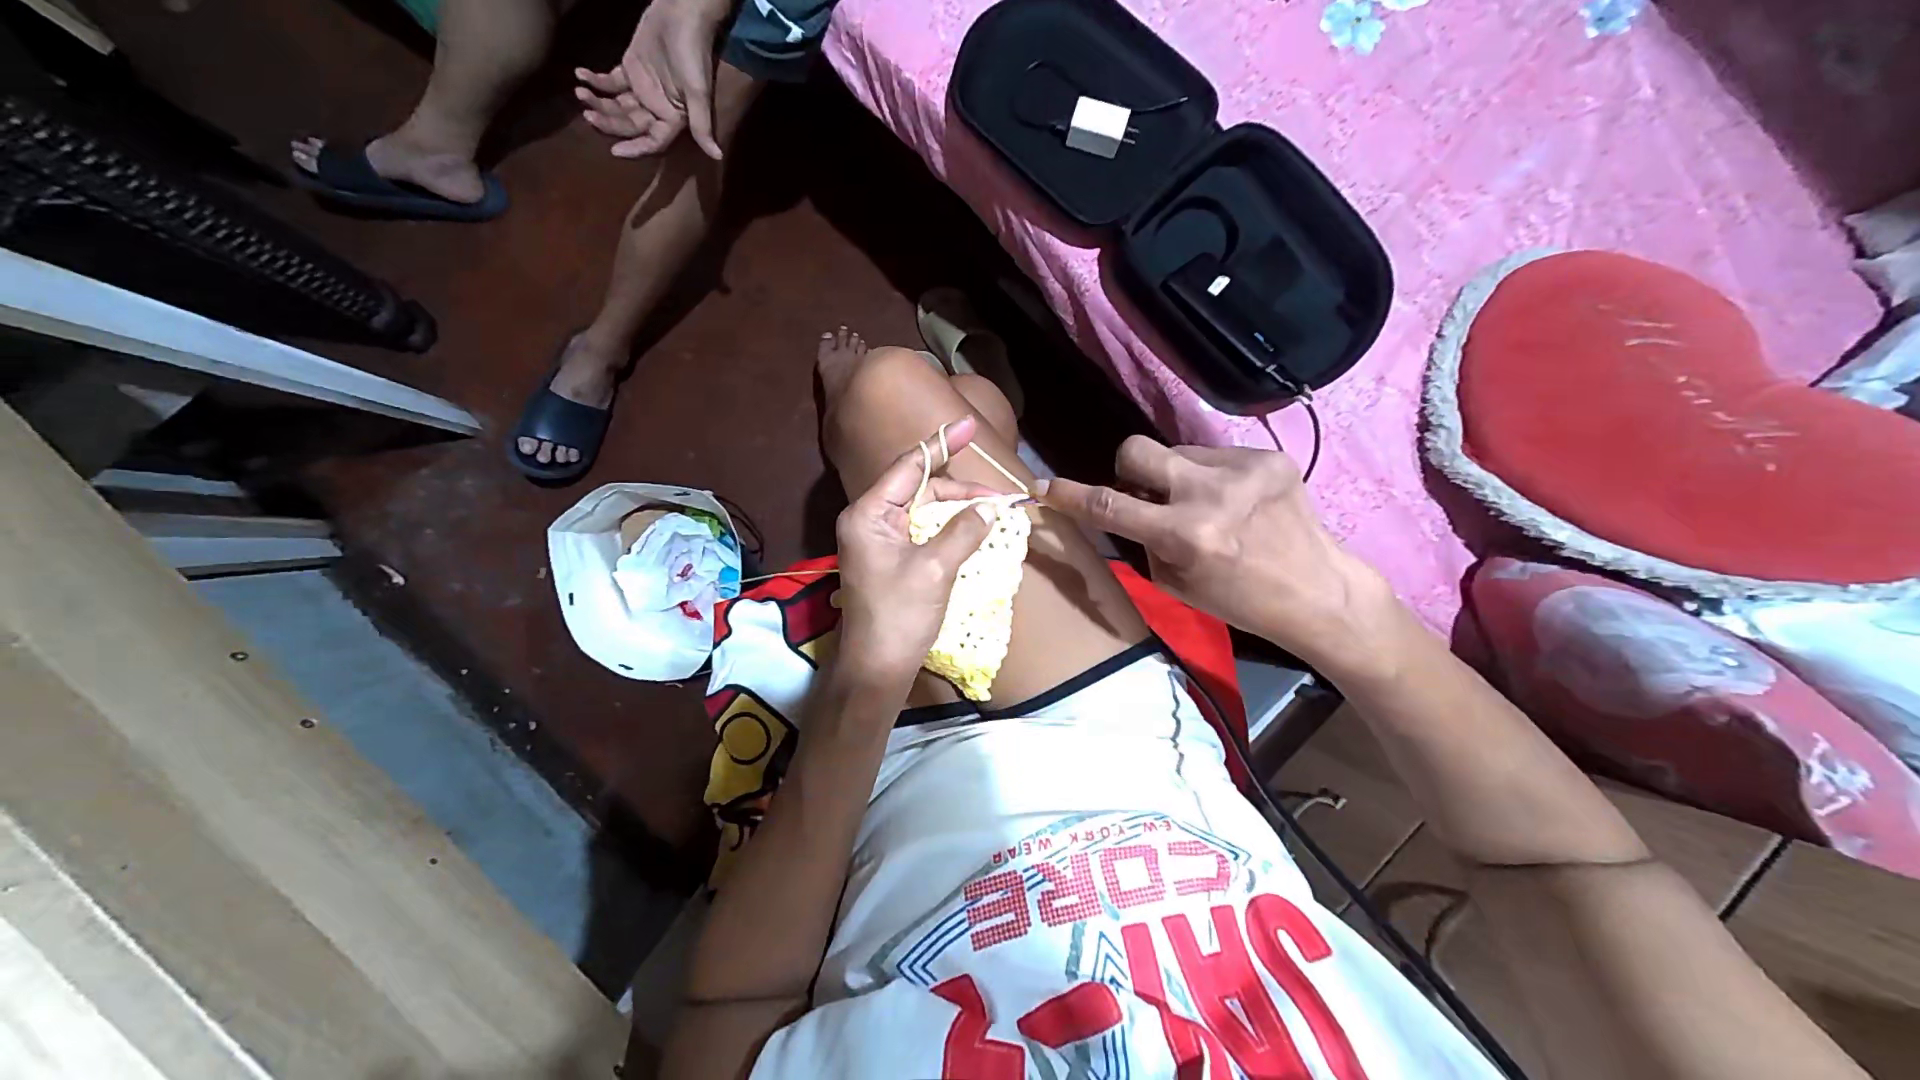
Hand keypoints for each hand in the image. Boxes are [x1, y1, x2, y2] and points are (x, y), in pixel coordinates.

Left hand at [574, 0, 729, 159]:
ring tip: (581, 92)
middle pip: (630, 124)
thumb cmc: (692, 55)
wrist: (682, 14)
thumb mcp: (697, 92)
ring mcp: (643, 89)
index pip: (653, 141)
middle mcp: (657, 108)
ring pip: (618, 105)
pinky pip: (611, 82)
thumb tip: (718, 157)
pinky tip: (581, 75)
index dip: (635, 148)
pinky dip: (596, 81)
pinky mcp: (631, 69)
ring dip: (599, 102)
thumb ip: (702, 125)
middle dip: (609, 121)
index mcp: (673, 118)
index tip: (613, 151)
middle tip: (588, 114)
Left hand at [835, 415, 1001, 690]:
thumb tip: (992, 507)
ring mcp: (879, 540)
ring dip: (957, 510)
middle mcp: (870, 520)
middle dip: (960, 490)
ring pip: (923, 510)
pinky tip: (973, 529)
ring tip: (994, 513)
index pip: (909, 466)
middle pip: (920, 488)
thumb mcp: (935, 569)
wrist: (876, 669)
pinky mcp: (890, 558)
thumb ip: (963, 531)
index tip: (968, 423)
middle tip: (1001, 498)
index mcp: (869, 514)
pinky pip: (922, 531)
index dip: (941, 443)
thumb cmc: (899, 616)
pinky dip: (948, 528)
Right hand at [1041, 436, 1401, 681]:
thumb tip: (1124, 503)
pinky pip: (1214, 455)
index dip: (1070, 495)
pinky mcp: (1269, 457)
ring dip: (1176, 475)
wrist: (1317, 589)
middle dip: (1127, 469)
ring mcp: (1244, 469)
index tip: (1045, 486)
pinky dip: (1212, 476)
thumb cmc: (1238, 599)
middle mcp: (1210, 494)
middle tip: (1144, 491)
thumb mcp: (1173, 581)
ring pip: (1177, 450)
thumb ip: (1143, 538)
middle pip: (1135, 449)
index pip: (1109, 506)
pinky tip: (1237, 501)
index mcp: (1185, 536)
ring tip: (1206, 504)